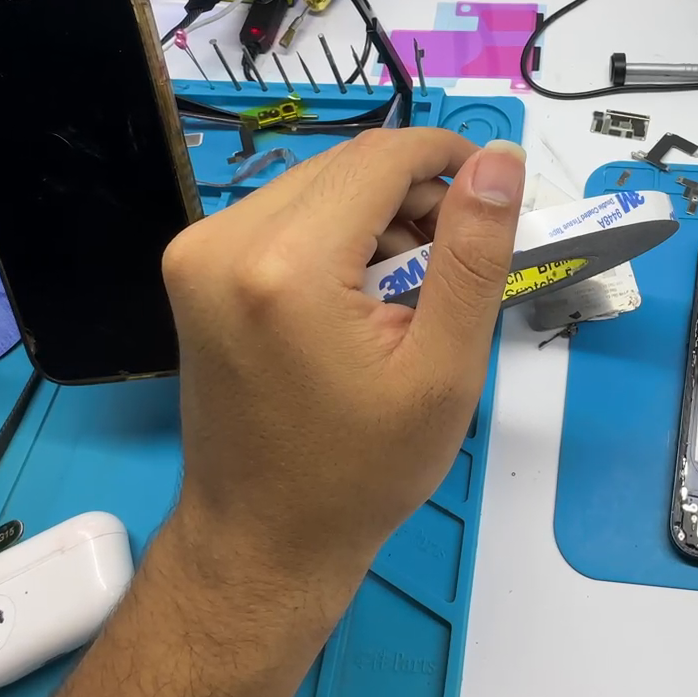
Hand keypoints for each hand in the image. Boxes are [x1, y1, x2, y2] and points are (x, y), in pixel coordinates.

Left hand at [161, 129, 525, 573]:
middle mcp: (225, 240)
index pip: (383, 158)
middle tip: (453, 266)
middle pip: (351, 166)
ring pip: (322, 183)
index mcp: (287, 265)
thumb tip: (501, 162)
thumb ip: (475, 253)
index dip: (450, 157)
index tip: (495, 194)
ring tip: (408, 290)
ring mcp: (199, 251)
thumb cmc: (364, 468)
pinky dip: (339, 232)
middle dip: (417, 196)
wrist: (264, 539)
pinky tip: (360, 293)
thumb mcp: (444, 367)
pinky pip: (288, 212)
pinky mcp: (196, 266)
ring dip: (380, 215)